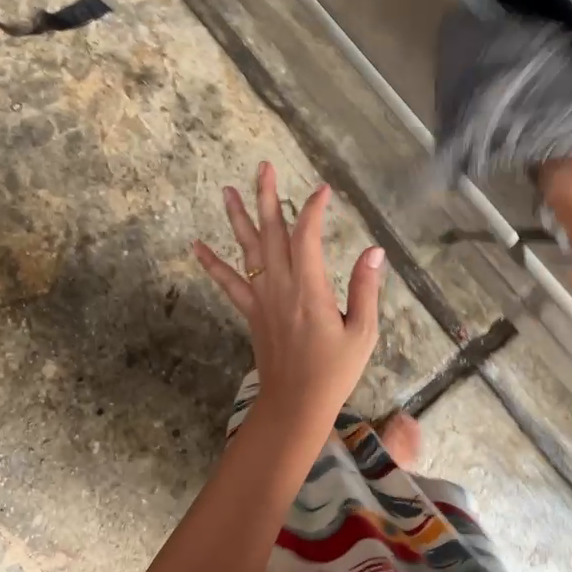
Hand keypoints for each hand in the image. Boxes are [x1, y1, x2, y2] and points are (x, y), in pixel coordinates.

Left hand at [192, 162, 387, 426]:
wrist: (295, 404)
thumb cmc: (334, 371)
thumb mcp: (363, 332)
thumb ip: (366, 290)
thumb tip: (375, 251)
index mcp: (310, 290)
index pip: (307, 237)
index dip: (313, 210)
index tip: (323, 190)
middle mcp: (281, 287)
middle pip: (271, 232)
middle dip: (267, 196)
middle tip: (263, 166)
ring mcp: (262, 298)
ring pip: (247, 250)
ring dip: (237, 218)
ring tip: (227, 190)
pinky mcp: (251, 312)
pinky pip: (228, 283)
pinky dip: (212, 264)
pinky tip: (197, 247)